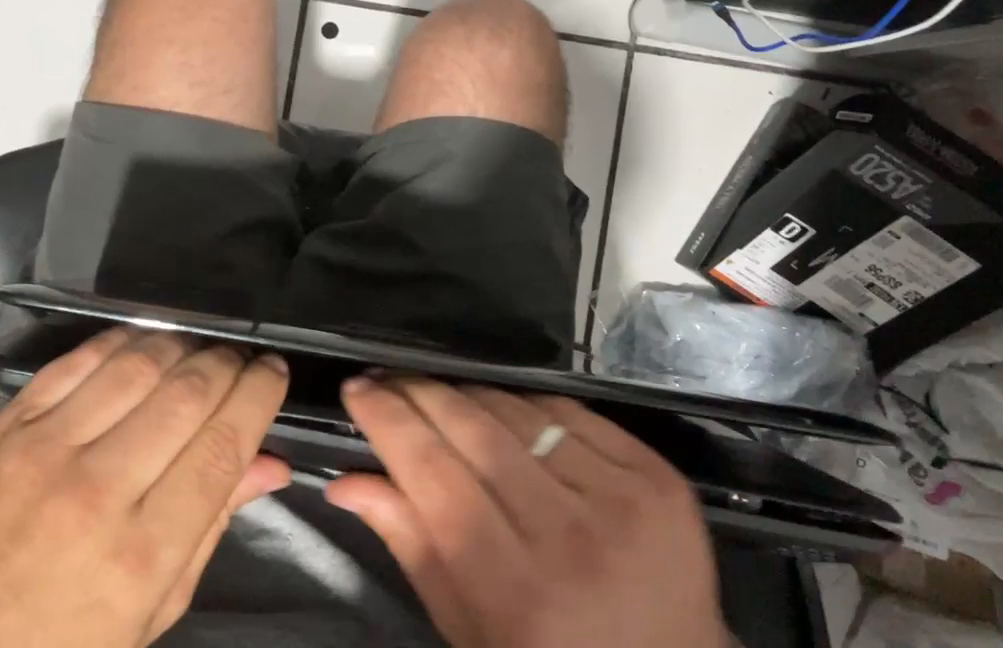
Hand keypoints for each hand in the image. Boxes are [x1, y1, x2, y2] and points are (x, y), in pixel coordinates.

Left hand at [0, 327, 290, 646]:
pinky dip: (125, 340)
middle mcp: (95, 490)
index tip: (274, 374)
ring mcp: (46, 448)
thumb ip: (215, 525)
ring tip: (203, 350)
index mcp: (140, 553)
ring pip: (136, 365)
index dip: (258, 398)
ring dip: (183, 345)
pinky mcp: (13, 422)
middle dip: (228, 365)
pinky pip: (81, 358)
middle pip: (184, 397)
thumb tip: (272, 461)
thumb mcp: (157, 606)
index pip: (220, 448)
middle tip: (244, 361)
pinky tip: (149, 344)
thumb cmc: (70, 633)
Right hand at [327, 376, 729, 647]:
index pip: (433, 474)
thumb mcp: (465, 624)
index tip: (356, 389)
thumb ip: (409, 544)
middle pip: (474, 432)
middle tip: (387, 379)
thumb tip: (345, 480)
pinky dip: (524, 403)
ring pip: (519, 412)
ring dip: (466, 393)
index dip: (387, 420)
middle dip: (418, 392)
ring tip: (435, 393)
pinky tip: (499, 408)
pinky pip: (570, 411)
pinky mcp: (657, 476)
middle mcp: (571, 537)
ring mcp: (623, 500)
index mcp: (516, 590)